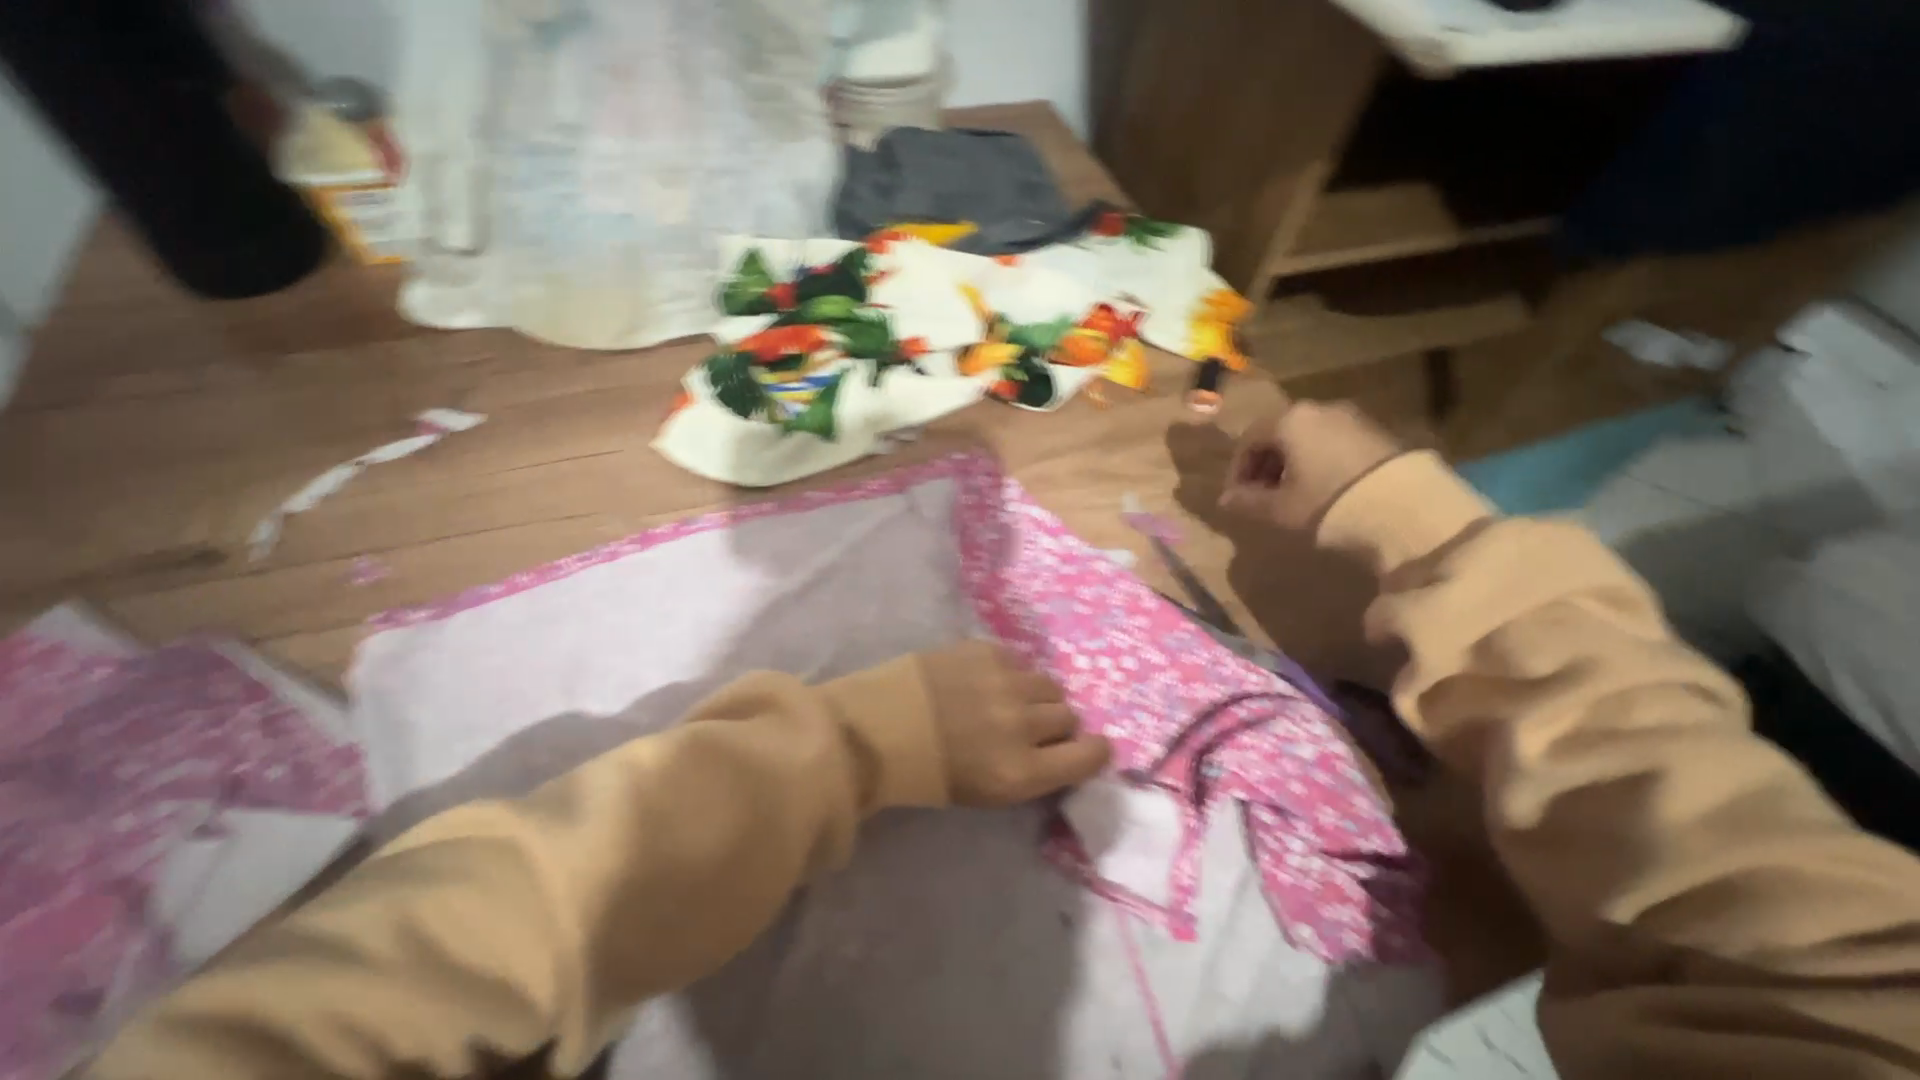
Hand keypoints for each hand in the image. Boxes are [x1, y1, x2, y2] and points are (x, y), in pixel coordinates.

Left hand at [920, 641, 1111, 806]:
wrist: (873, 728)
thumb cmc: (924, 773)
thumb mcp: (985, 791)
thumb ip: (1030, 771)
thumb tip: (1060, 748)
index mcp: (1021, 773)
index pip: (1089, 756)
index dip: (1094, 751)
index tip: (1088, 748)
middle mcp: (1023, 726)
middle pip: (1069, 717)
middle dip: (1056, 725)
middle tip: (1028, 728)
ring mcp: (1006, 683)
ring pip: (1049, 684)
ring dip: (1036, 695)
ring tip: (1007, 700)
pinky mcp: (987, 651)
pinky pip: (1019, 661)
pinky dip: (1010, 673)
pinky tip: (983, 681)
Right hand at [1219, 400, 1403, 529]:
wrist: (1403, 508)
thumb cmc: (1327, 503)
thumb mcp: (1281, 509)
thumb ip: (1249, 502)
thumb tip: (1226, 500)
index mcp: (1290, 420)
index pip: (1249, 439)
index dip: (1238, 470)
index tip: (1238, 498)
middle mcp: (1319, 409)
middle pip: (1279, 434)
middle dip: (1265, 466)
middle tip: (1263, 498)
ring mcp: (1351, 418)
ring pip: (1307, 439)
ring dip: (1293, 464)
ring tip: (1293, 496)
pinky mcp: (1377, 432)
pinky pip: (1333, 443)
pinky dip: (1319, 462)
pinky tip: (1323, 490)